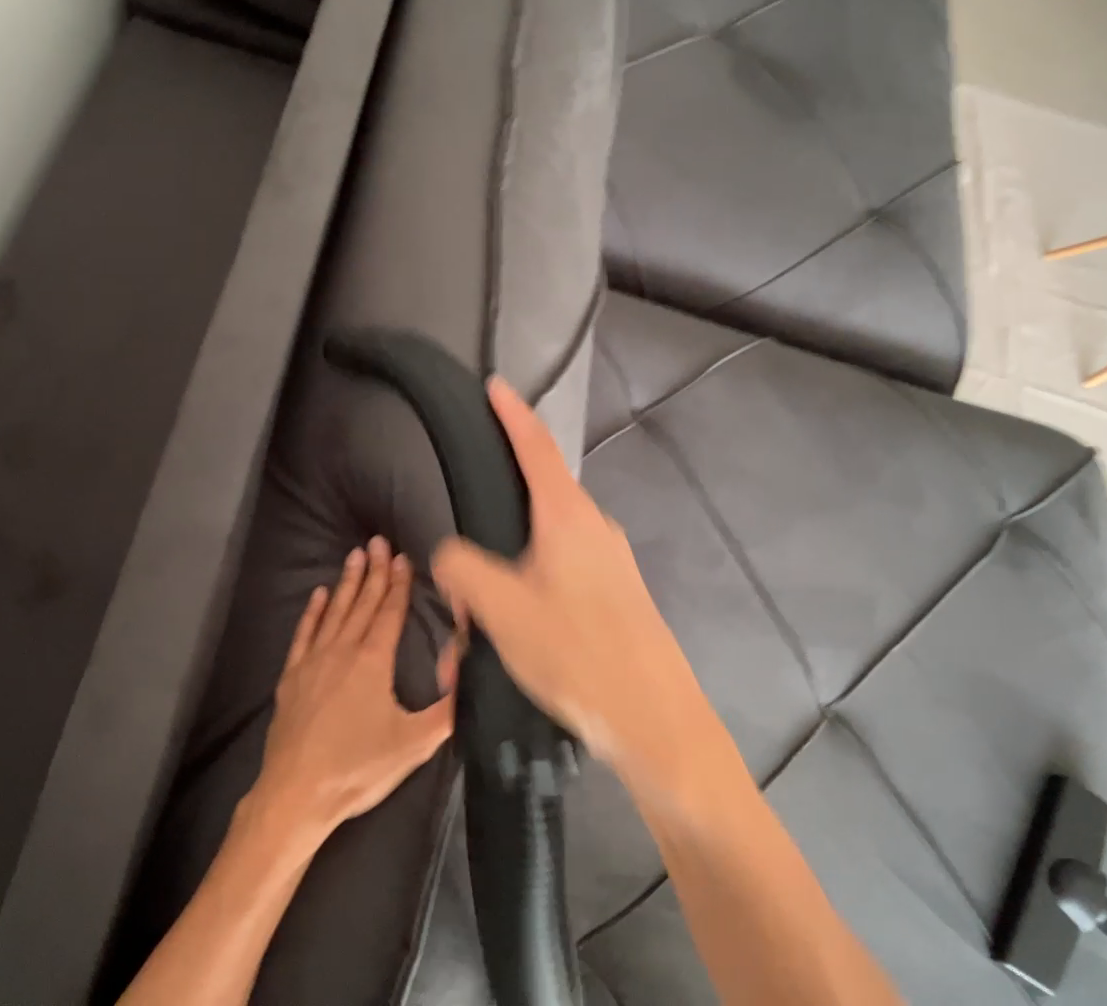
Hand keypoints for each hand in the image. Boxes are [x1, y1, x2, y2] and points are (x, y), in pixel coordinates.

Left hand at [252, 537, 460, 834]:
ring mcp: (312, 662)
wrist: (296, 792)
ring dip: (346, 584)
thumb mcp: (415, 744)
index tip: (402, 558)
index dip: (398, 584)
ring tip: (354, 556)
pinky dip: (313, 612)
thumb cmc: (358, 768)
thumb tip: (469, 674)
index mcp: (372, 662)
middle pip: (361, 604)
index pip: (389, 613)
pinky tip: (318, 595)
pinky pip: (304, 634)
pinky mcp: (291, 678)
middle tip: (379, 542)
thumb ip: (448, 710)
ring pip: (333, 613)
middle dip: (373, 572)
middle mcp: (342, 652)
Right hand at [430, 379, 702, 790]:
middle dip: (483, 553)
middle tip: (458, 604)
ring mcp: (608, 567)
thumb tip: (450, 557)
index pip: (535, 447)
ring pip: (534, 563)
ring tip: (474, 650)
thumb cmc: (577, 654)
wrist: (655, 721)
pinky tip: (505, 660)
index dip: (512, 414)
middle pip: (525, 515)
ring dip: (498, 597)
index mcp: (567, 518)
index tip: (495, 386)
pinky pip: (554, 590)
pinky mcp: (615, 600)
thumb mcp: (499, 608)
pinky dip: (523, 613)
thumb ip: (461, 568)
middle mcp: (593, 531)